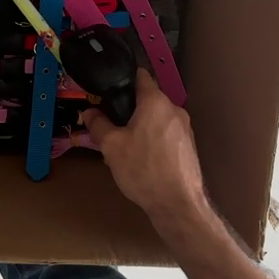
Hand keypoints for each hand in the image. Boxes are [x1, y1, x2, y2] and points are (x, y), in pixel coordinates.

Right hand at [83, 71, 209, 231]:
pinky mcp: (189, 146)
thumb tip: (89, 112)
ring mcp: (185, 128)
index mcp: (155, 101)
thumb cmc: (143, 169)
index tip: (109, 87)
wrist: (177, 203)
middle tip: (112, 124)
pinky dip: (154, 139)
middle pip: (148, 99)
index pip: (140, 75)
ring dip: (142, 125)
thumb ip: (98, 124)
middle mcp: (174, 109)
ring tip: (125, 146)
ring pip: (157, 118)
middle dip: (129, 109)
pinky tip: (143, 159)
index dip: (123, 77)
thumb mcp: (111, 146)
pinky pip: (166, 133)